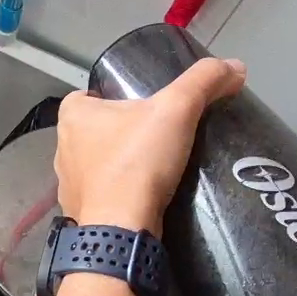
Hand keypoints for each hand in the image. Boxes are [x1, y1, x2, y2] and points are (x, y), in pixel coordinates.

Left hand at [54, 57, 246, 235]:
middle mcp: (60, 148)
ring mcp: (66, 184)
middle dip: (118, 131)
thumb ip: (204, 81)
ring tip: (151, 167)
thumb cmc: (139, 161)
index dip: (111, 97)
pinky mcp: (77, 212)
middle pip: (93, 130)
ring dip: (117, 164)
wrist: (122, 228)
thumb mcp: (177, 110)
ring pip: (94, 164)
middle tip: (153, 136)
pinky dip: (115, 193)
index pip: (86, 95)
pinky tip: (140, 196)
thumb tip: (236, 67)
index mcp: (72, 116)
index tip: (140, 107)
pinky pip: (98, 195)